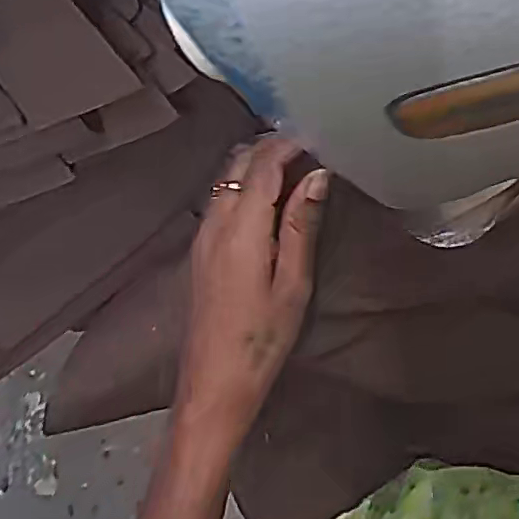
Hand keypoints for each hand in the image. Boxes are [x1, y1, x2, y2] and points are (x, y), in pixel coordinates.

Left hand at [175, 136, 329, 440]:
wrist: (213, 384)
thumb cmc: (262, 338)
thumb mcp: (294, 283)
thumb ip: (302, 224)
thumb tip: (318, 176)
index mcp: (241, 229)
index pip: (261, 166)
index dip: (287, 143)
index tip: (317, 134)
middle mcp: (214, 222)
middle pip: (237, 164)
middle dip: (271, 146)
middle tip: (309, 143)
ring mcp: (202, 235)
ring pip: (226, 178)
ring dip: (256, 162)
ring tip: (295, 163)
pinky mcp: (200, 249)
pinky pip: (220, 197)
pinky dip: (244, 182)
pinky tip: (269, 194)